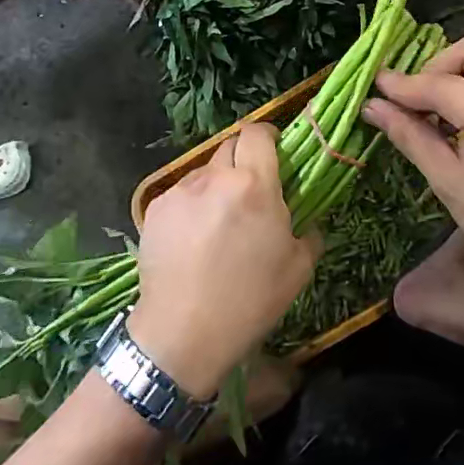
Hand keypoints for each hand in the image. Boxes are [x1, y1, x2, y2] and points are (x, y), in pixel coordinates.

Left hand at [131, 123, 317, 397]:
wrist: (183, 331)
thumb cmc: (249, 301)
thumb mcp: (298, 270)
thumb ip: (309, 233)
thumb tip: (307, 221)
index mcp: (254, 186)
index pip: (257, 133)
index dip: (267, 138)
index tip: (274, 155)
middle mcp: (213, 178)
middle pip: (229, 147)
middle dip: (243, 162)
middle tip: (250, 194)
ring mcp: (179, 192)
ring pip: (203, 173)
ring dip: (216, 186)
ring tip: (218, 224)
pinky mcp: (154, 209)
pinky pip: (180, 196)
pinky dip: (191, 207)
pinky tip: (192, 240)